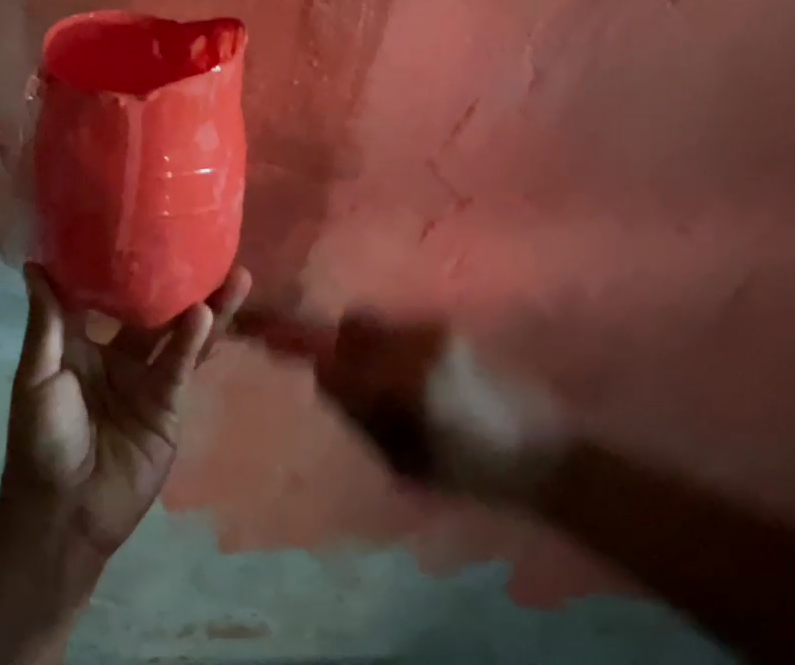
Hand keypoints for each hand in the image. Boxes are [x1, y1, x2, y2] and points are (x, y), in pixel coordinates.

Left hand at [1, 262, 252, 553]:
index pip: (104, 295)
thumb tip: (34, 263)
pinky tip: (205, 314)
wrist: (64, 509)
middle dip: (176, 282)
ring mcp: (146, 380)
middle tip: (202, 244)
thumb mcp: (37, 373)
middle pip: (152, 311)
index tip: (140, 225)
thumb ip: (45, 321)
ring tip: (233, 273)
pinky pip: (180, 367)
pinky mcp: (168, 406)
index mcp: (80, 344)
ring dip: (204, 307)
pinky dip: (192, 342)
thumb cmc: (41, 436)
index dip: (122, 265)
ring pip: (178, 335)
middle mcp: (117, 355)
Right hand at [240, 310, 568, 504]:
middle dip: (342, 350)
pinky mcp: (451, 327)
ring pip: (374, 326)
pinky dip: (396, 349)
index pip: (325, 353)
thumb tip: (320, 372)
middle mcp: (414, 347)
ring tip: (398, 387)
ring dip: (370, 349)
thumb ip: (355, 411)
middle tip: (358, 386)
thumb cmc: (470, 470)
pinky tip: (423, 381)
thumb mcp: (401, 459)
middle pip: (349, 329)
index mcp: (400, 386)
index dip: (281, 335)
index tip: (247, 323)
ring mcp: (436, 331)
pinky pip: (401, 329)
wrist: (547, 454)